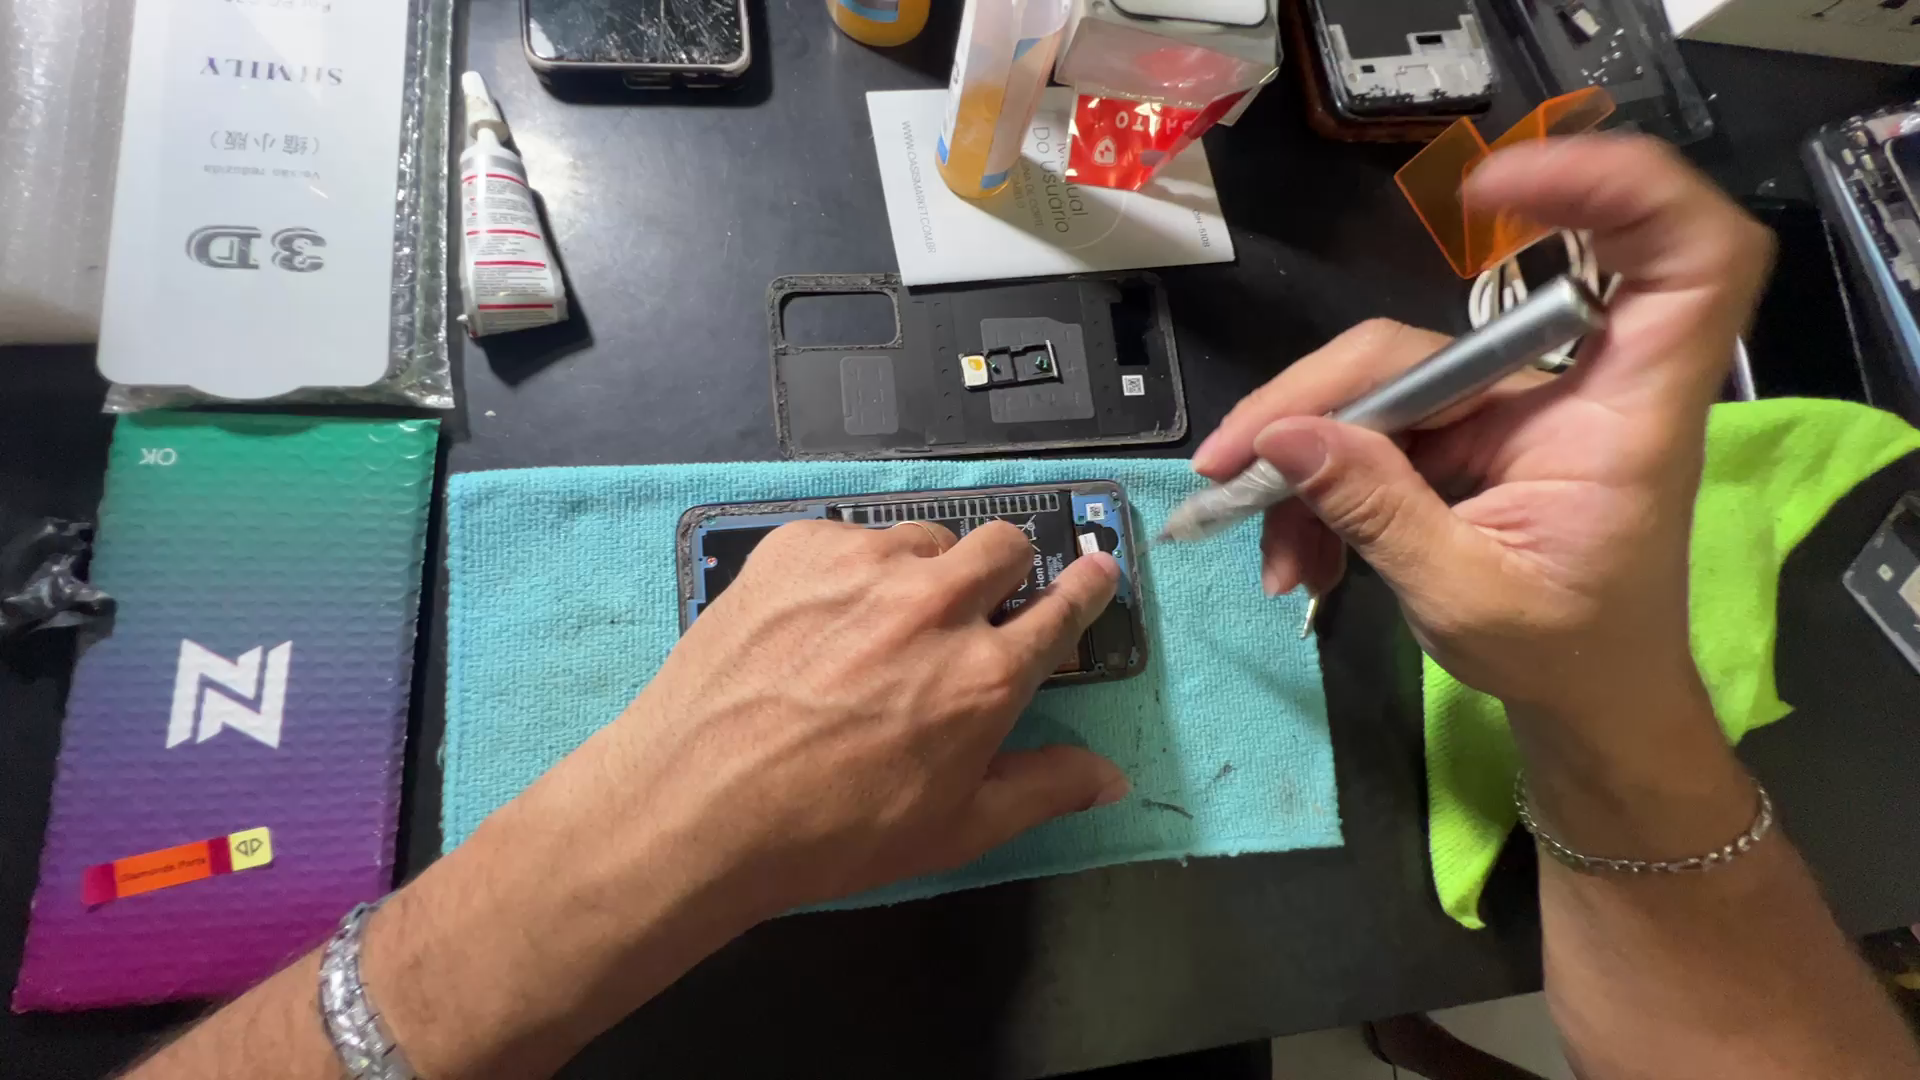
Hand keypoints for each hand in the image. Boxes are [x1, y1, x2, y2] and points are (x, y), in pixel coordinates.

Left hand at [579, 518, 1128, 911]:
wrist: (694, 803)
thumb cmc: (833, 831)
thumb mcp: (953, 829)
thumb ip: (1043, 790)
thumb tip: (1112, 778)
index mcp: (984, 673)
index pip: (1063, 610)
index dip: (1087, 587)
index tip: (1096, 568)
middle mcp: (935, 603)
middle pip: (1004, 544)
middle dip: (1002, 572)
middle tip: (967, 611)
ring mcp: (864, 564)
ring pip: (927, 538)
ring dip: (924, 571)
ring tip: (879, 622)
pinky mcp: (800, 546)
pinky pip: (852, 536)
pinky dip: (853, 569)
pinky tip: (816, 619)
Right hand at [1190, 135, 1772, 724]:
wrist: (1576, 698)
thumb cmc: (1561, 653)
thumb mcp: (1462, 594)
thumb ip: (1375, 513)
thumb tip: (1281, 438)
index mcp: (1610, 417)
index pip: (1667, 263)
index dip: (1604, 194)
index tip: (1492, 188)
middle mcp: (1546, 397)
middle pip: (1414, 351)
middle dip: (1308, 404)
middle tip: (1228, 468)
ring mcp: (1484, 420)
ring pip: (1362, 403)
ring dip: (1295, 474)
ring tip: (1269, 552)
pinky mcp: (1441, 448)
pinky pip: (1354, 448)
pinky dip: (1311, 500)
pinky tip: (1292, 558)